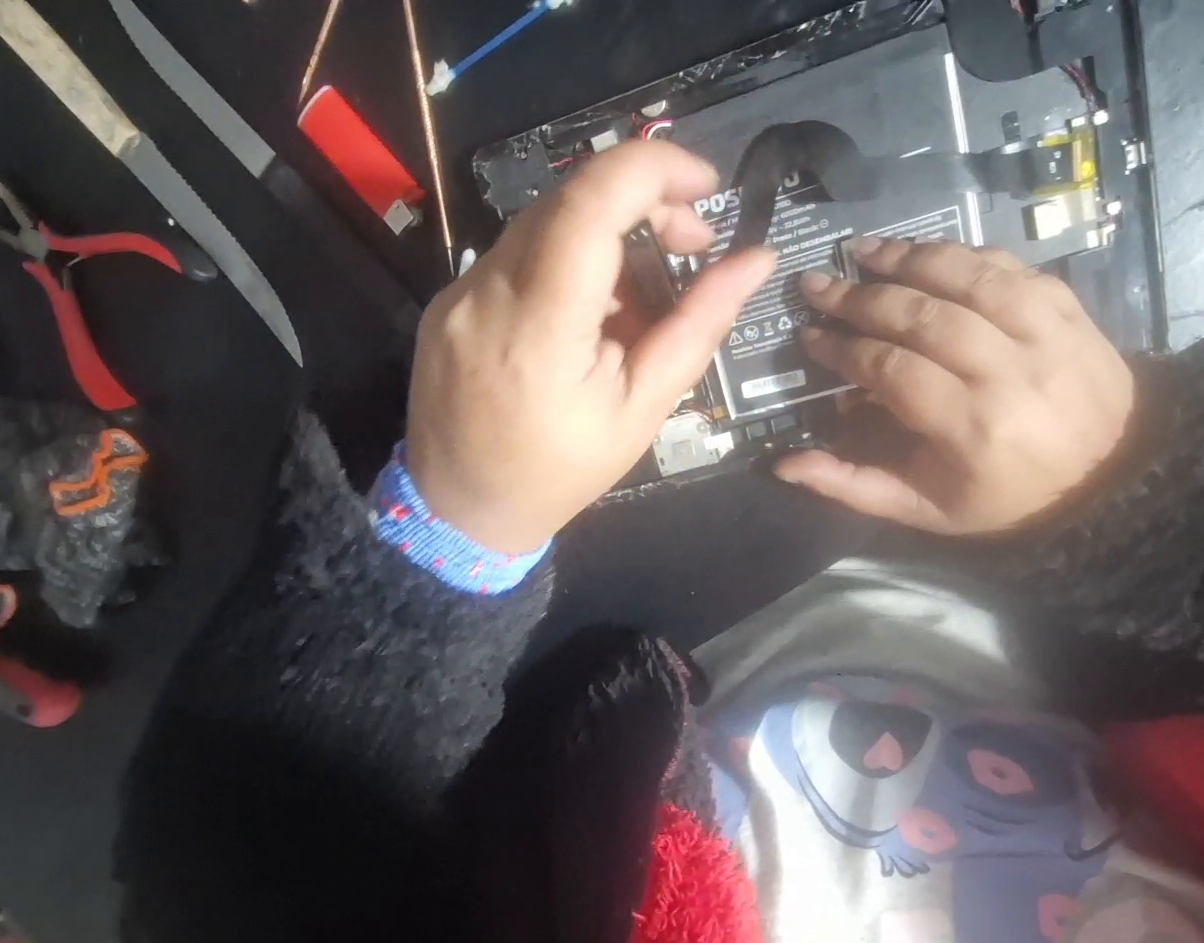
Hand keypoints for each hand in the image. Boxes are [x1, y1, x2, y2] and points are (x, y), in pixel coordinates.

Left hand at [405, 141, 776, 553]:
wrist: (461, 512)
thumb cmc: (560, 473)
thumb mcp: (641, 410)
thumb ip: (698, 327)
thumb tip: (756, 260)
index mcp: (539, 328)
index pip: (592, 200)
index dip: (655, 169)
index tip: (705, 189)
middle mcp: (486, 294)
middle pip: (571, 201)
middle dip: (643, 205)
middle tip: (691, 247)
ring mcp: (458, 294)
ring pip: (544, 224)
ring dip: (605, 238)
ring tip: (640, 299)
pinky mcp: (447, 302)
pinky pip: (516, 256)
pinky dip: (565, 264)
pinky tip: (587, 314)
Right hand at [773, 237, 1133, 535]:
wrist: (1112, 479)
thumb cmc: (1004, 499)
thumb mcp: (923, 510)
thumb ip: (851, 485)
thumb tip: (782, 465)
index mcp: (970, 427)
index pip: (893, 370)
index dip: (844, 349)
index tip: (809, 336)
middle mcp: (1009, 373)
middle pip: (923, 317)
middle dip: (861, 297)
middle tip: (816, 285)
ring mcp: (1046, 334)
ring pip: (968, 279)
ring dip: (908, 258)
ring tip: (862, 250)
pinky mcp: (1071, 311)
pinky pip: (1010, 267)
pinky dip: (962, 254)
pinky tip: (925, 252)